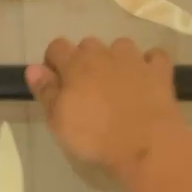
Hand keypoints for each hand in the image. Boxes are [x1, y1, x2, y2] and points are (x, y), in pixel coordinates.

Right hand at [25, 37, 188, 177]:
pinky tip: (144, 79)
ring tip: (116, 85)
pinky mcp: (159, 71)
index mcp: (76, 65)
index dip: (53, 62)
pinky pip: (153, 56)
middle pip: (88, 45)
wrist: (144, 146)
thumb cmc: (94, 137)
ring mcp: (134, 60)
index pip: (57, 47)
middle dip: (84, 61)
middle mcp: (104, 54)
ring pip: (120, 46)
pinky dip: (147, 64)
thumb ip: (46, 92)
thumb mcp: (59, 121)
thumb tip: (33, 68)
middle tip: (86, 90)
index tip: (55, 83)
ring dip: (115, 60)